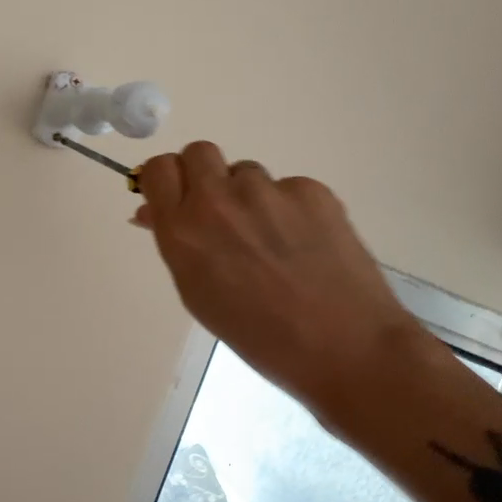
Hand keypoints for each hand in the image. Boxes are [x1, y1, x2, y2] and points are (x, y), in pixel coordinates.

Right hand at [132, 141, 442, 422]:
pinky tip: (306, 243)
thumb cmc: (258, 334)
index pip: (158, 169)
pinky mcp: (311, 191)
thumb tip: (154, 212)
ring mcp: (267, 191)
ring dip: (249, 195)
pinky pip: (288, 187)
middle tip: (220, 208)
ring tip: (273, 239)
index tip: (176, 197)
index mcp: (182, 230)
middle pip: (198, 152)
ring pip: (245, 172)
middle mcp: (217, 200)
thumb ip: (175, 242)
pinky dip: (290, 208)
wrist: (347, 349)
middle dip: (203, 174)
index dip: (166, 180)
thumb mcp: (197, 292)